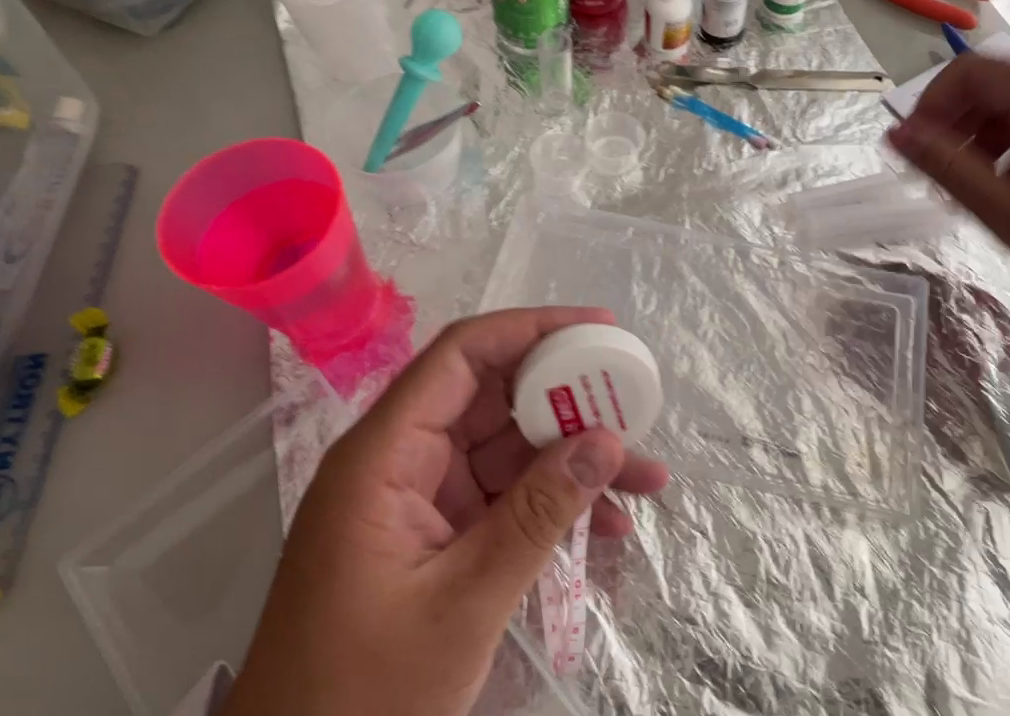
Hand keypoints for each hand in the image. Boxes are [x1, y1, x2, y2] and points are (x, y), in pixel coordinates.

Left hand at [222, 308, 670, 715]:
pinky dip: (550, 507)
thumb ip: (538, 515)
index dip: (531, 329)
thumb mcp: (464, 600)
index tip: (598, 329)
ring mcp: (416, 501)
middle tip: (635, 408)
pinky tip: (605, 529)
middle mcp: (399, 462)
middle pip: (492, 401)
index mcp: (384, 455)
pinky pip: (500, 501)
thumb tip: (606, 441)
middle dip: (567, 403)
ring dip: (571, 462)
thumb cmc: (364, 688)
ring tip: (645, 479)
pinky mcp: (432, 538)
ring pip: (505, 453)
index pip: (461, 357)